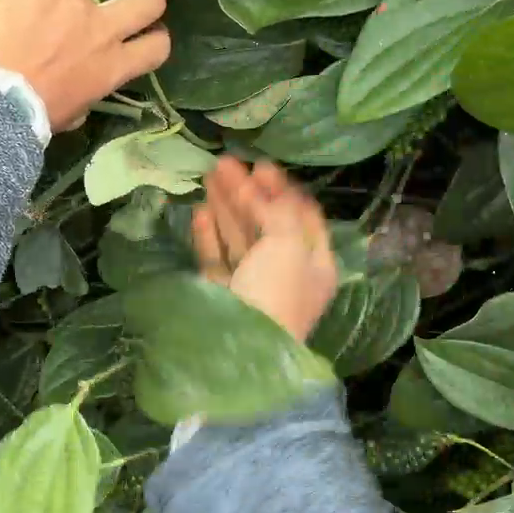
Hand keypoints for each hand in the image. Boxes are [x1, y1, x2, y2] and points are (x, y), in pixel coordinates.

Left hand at [0, 0, 170, 131]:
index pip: (157, 46)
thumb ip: (85, 89)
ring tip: (28, 21)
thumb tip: (80, 82)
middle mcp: (100, 26)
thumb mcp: (71, 114)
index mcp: (111, 66)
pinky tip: (5, 12)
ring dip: (58, 1)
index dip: (154, 37)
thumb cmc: (29, 117)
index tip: (144, 35)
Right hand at [192, 159, 338, 342]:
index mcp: (313, 264)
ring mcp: (251, 284)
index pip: (302, 217)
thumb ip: (278, 211)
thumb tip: (262, 189)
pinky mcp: (221, 294)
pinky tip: (200, 211)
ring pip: (238, 237)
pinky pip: (216, 258)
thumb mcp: (289, 244)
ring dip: (225, 206)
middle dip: (247, 192)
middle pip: (266, 223)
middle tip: (225, 163)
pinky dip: (209, 234)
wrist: (241, 348)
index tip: (260, 165)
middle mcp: (284, 273)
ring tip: (208, 176)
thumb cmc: (275, 293)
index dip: (283, 189)